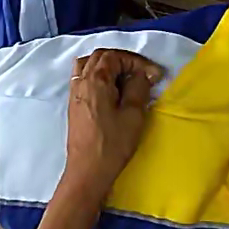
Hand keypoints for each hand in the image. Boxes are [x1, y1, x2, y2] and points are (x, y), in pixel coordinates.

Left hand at [62, 50, 161, 203]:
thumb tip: (144, 73)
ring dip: (108, 66)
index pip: (115, 57)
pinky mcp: (75, 105)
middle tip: (142, 74)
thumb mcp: (134, 113)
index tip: (153, 75)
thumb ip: (139, 87)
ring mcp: (75, 94)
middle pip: (99, 57)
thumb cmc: (113, 143)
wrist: (88, 171)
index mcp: (96, 82)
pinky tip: (113, 90)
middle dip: (123, 61)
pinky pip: (84, 78)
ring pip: (88, 66)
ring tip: (126, 79)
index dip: (136, 61)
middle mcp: (81, 83)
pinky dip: (99, 76)